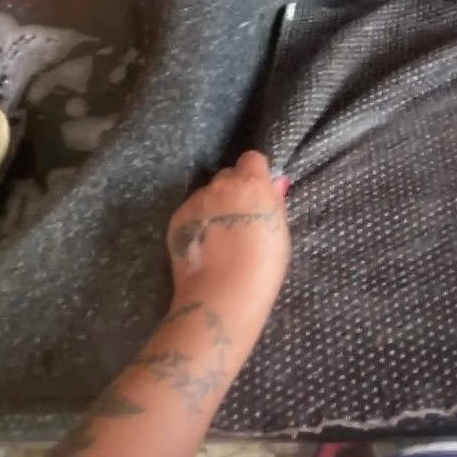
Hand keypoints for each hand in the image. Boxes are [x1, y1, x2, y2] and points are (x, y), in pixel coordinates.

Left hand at [166, 151, 290, 319]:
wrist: (222, 297)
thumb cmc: (263, 267)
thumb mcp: (280, 231)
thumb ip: (275, 202)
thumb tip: (274, 183)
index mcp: (251, 184)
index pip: (252, 159)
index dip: (255, 174)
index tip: (258, 196)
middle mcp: (221, 185)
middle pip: (228, 176)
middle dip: (234, 191)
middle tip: (239, 219)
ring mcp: (196, 201)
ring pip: (207, 194)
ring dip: (214, 206)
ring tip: (219, 238)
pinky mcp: (177, 219)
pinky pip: (192, 212)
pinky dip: (198, 222)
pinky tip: (204, 246)